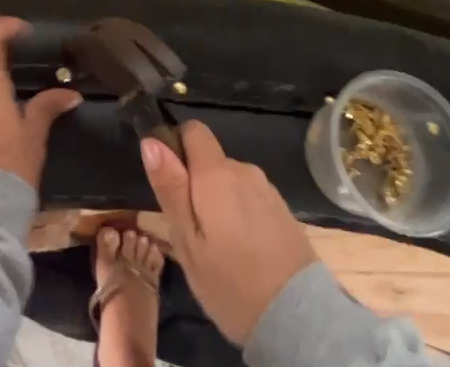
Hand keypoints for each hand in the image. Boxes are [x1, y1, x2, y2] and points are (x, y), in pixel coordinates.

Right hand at [141, 120, 317, 344]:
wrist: (298, 319)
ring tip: (219, 247)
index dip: (177, 147)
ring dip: (220, 201)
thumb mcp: (187, 242)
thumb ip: (170, 188)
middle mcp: (244, 171)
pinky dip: (241, 214)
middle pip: (210, 160)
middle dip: (197, 184)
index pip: (194, 130)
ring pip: (231, 181)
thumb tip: (151, 141)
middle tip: (192, 232)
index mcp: (216, 174)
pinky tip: (244, 250)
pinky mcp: (284, 211)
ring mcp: (268, 190)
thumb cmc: (230, 283)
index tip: (170, 183)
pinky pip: (251, 198)